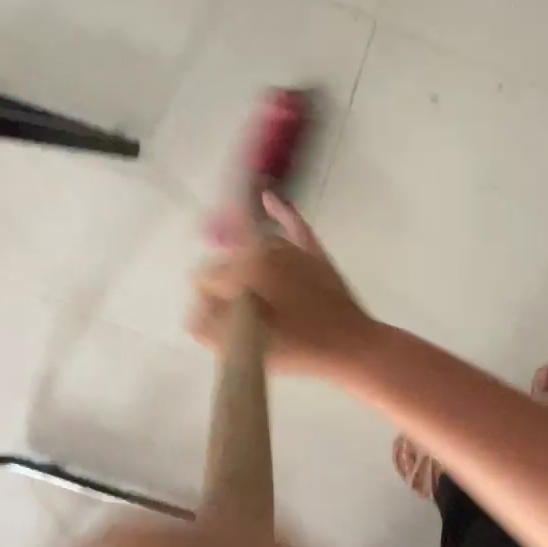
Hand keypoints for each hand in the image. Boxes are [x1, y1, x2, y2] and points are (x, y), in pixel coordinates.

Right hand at [191, 193, 378, 376]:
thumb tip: (196, 312)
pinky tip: (268, 197)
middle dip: (224, 285)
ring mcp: (292, 249)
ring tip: (246, 291)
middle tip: (236, 316)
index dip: (207, 304)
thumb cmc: (298, 349)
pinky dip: (281, 210)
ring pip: (252, 246)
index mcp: (244, 268)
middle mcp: (264, 249)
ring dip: (242, 261)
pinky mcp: (314, 254)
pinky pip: (294, 223)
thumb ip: (208, 326)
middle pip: (227, 261)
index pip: (205, 277)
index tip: (218, 325)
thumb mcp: (246, 347)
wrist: (351, 348)